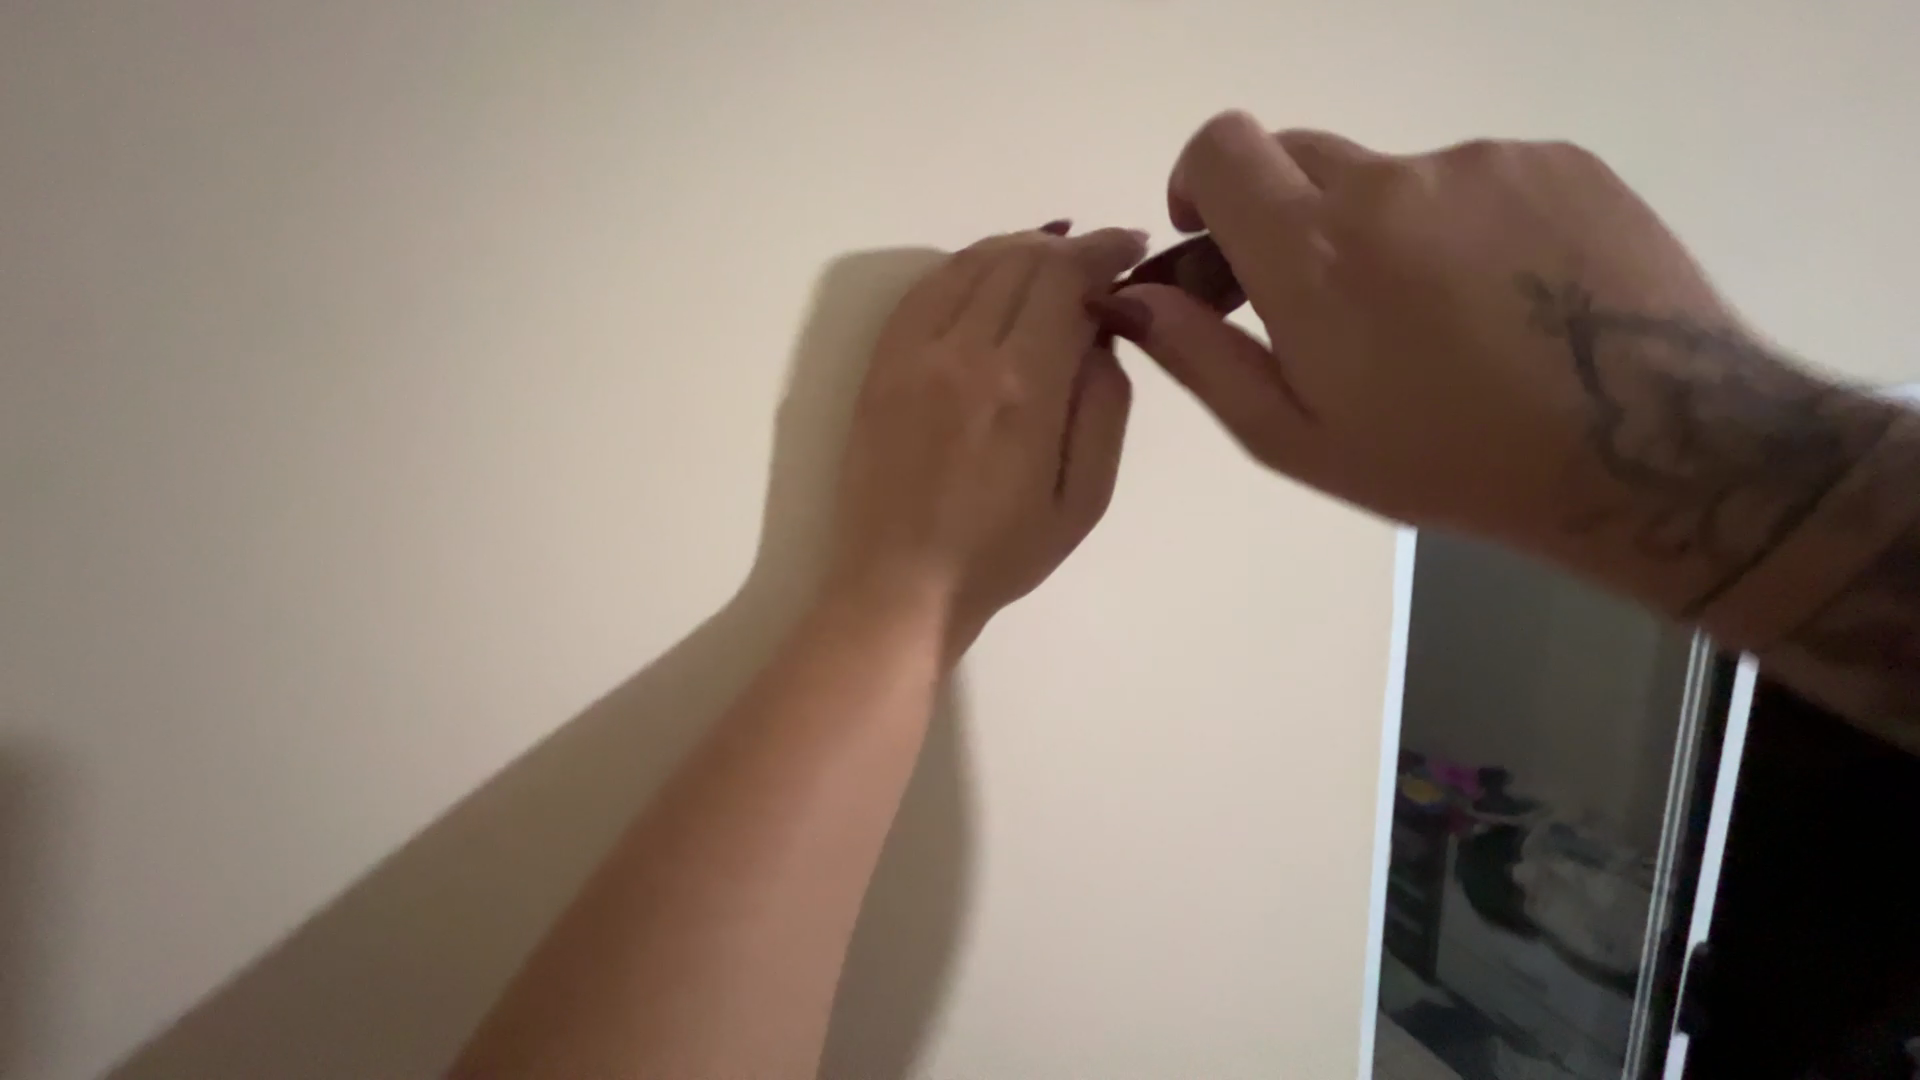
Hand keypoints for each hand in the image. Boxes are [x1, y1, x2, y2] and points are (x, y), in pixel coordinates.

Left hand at [827, 223, 1148, 655]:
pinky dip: (964, 266)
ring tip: (1050, 259)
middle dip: (1069, 247)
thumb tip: (1102, 335)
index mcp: (1023, 386)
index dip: (1104, 250)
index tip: (1130, 248)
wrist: (900, 583)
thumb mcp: (1084, 499)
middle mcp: (963, 353)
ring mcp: (912, 353)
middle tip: (1098, 260)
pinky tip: (988, 274)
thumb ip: (1105, 407)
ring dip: (1019, 247)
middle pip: (1021, 259)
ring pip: (971, 262)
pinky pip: (925, 288)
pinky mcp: (880, 364)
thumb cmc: (1001, 555)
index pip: (1067, 278)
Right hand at [1099, 110, 1744, 552]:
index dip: (1198, 180)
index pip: (1221, 147)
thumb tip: (1134, 299)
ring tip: (1421, 322)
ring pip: (1382, 178)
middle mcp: (1389, 182)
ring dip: (1370, 234)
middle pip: (1296, 155)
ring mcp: (1480, 163)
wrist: (1646, 449)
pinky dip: (1446, 228)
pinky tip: (1488, 300)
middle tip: (1310, 304)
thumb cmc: (1435, 459)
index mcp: (1312, 253)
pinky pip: (1462, 180)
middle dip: (1276, 218)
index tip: (1212, 237)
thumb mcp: (1288, 435)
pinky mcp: (1556, 161)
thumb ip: (1198, 356)